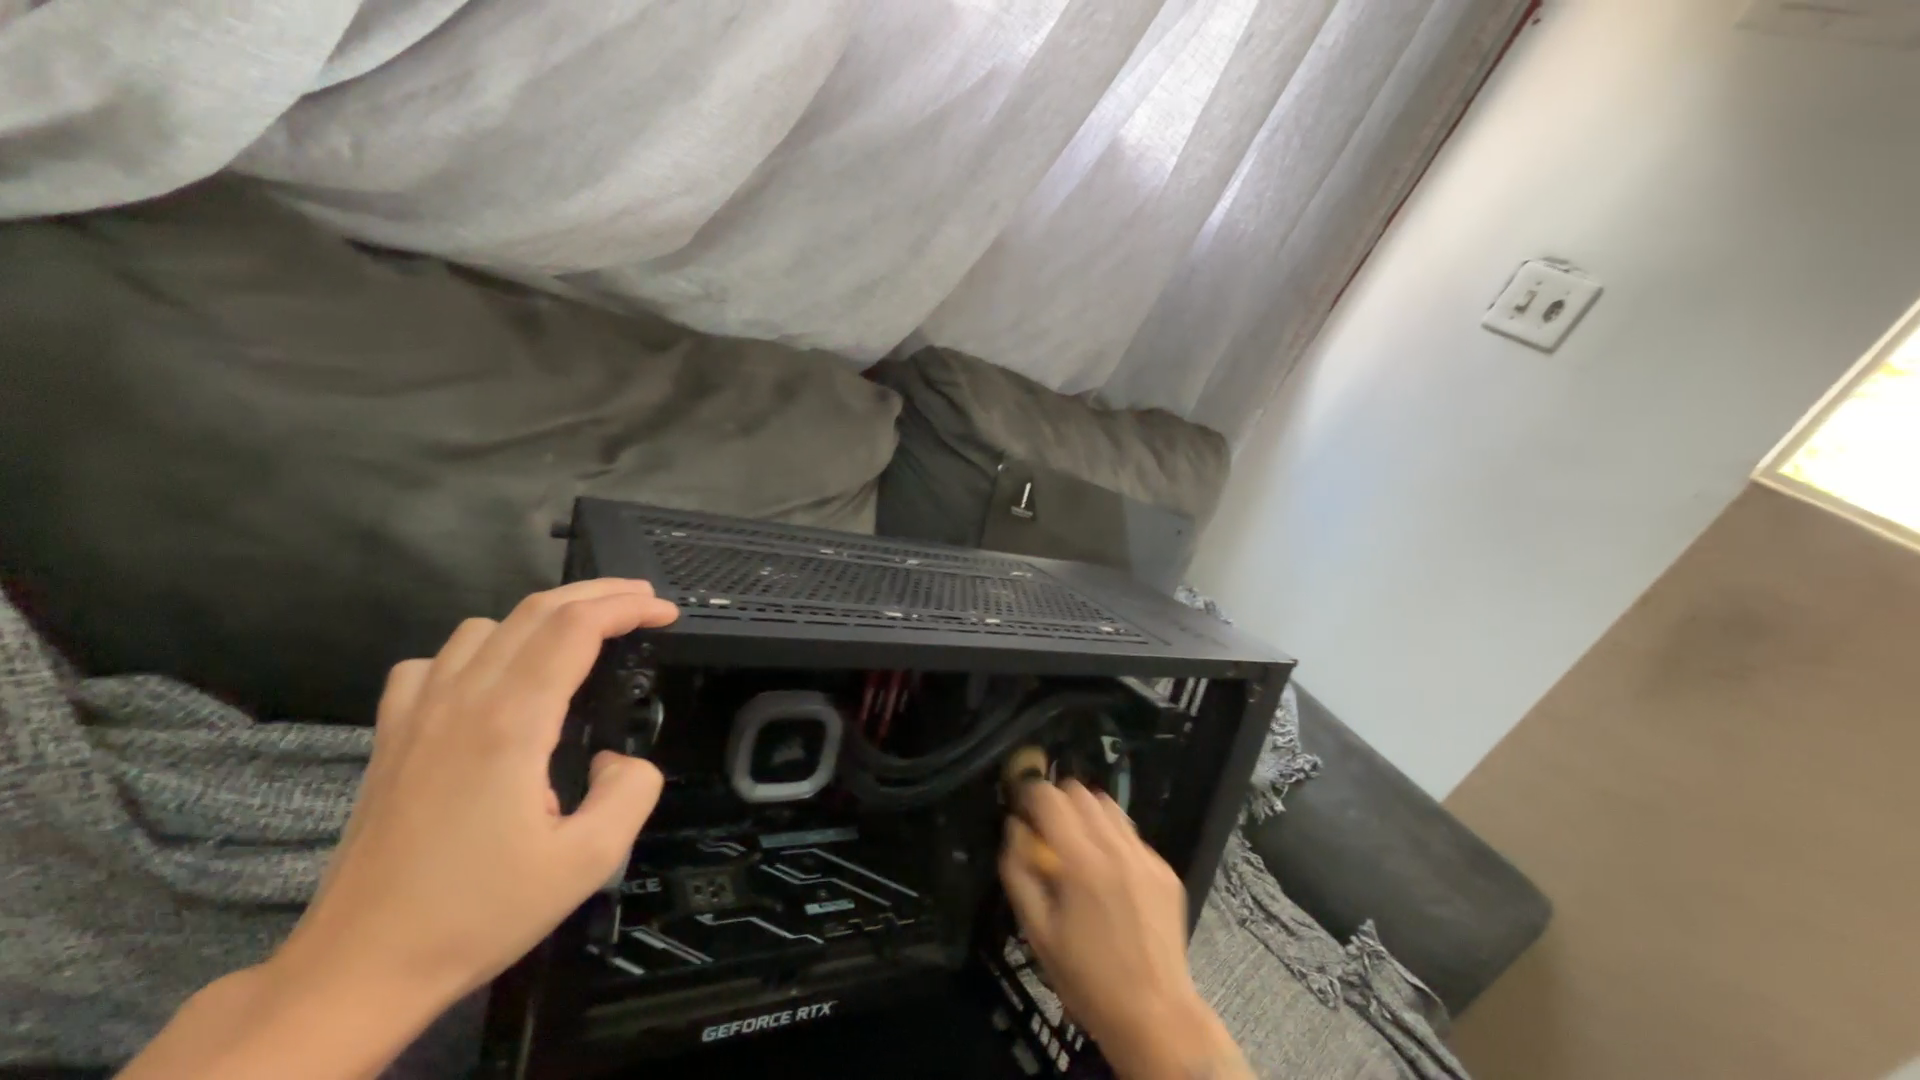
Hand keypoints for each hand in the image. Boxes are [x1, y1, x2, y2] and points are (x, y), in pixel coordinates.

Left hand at [276, 578, 678, 1010]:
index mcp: (511, 723)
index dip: (627, 607)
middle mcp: (461, 700)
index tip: (666, 612)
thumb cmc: (479, 913)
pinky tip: (492, 679)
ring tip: (580, 638)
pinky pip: (435, 661)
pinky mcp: (391, 735)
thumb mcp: (588, 862)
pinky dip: (477, 650)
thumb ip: (631, 792)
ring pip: (484, 626)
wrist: (363, 963)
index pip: (575, 628)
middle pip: (534, 610)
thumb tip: (617, 760)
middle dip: (597, 594)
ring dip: (541, 617)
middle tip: (643, 603)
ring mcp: (417, 713)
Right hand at [1000, 780, 1249, 1079]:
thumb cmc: (1085, 978)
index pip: (1050, 797)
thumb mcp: (1036, 931)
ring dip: (1087, 815)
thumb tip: (1014, 829)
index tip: (1020, 808)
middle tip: (1045, 831)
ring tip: (1076, 847)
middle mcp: (1117, 849)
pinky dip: (1112, 840)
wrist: (1153, 1013)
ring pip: (1110, 807)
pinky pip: (1131, 836)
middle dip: (1058, 802)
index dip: (1029, 794)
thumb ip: (1018, 872)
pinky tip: (1107, 874)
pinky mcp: (1165, 871)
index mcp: (1081, 862)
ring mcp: (1146, 858)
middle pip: (1081, 792)